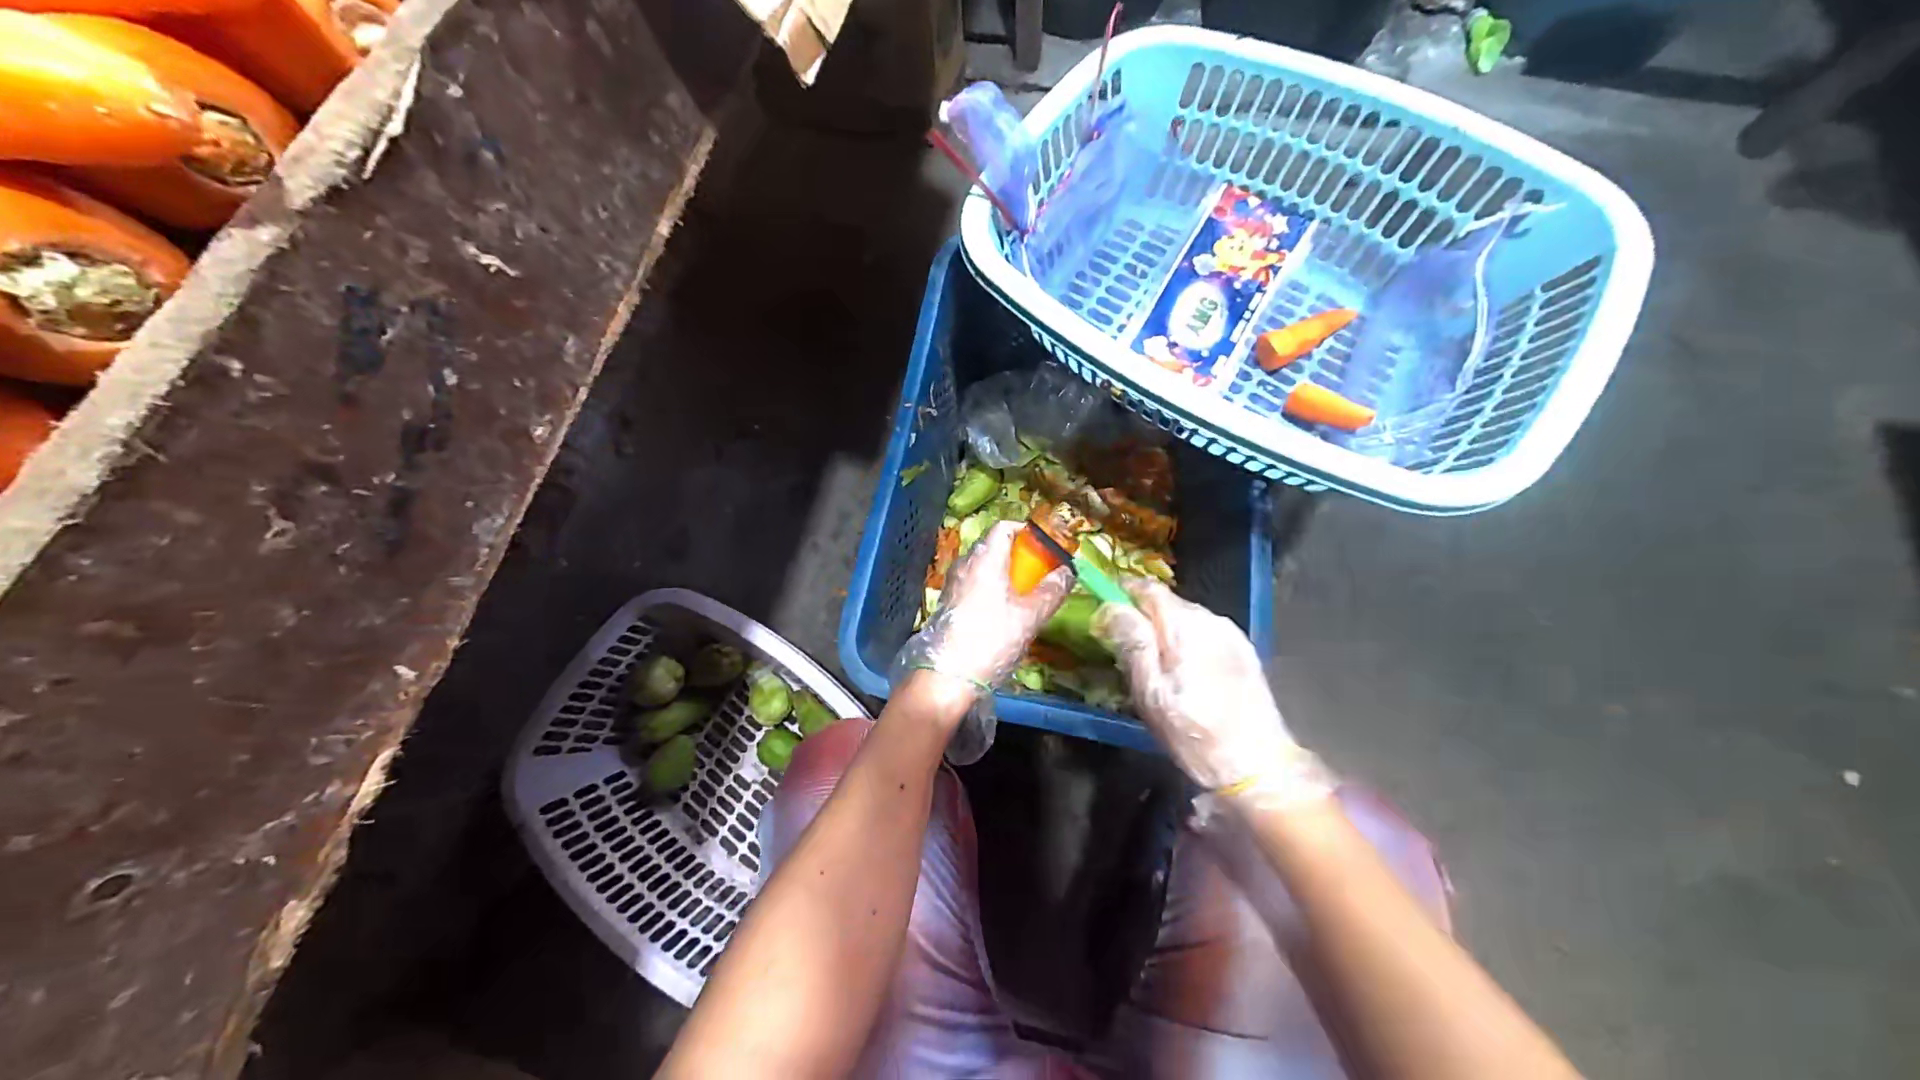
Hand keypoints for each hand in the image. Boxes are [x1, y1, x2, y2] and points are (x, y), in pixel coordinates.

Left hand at [900, 520, 1071, 690]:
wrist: (947, 676)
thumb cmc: (991, 639)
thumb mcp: (1030, 615)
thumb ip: (1052, 590)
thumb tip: (1068, 571)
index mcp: (984, 558)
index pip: (1004, 527)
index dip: (1026, 532)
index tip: (1045, 548)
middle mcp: (964, 564)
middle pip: (993, 547)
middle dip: (1017, 557)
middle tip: (1039, 575)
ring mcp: (952, 584)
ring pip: (982, 568)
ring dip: (1003, 575)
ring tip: (1024, 596)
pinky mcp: (947, 604)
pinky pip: (973, 585)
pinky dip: (990, 590)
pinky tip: (1002, 614)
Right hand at [1094, 579, 1332, 807]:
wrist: (1259, 768)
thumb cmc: (1194, 734)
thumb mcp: (1151, 692)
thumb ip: (1132, 643)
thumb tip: (1112, 607)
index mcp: (1186, 625)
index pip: (1147, 588)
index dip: (1121, 596)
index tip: (1105, 619)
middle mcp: (1212, 620)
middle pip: (1166, 603)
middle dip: (1142, 620)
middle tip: (1125, 653)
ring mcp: (1231, 635)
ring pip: (1185, 620)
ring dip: (1164, 634)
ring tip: (1155, 669)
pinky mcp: (1243, 652)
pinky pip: (1203, 635)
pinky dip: (1186, 645)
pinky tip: (1184, 676)